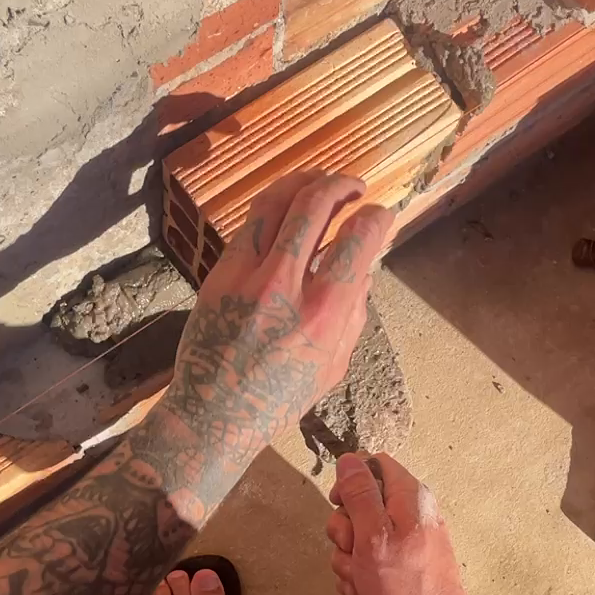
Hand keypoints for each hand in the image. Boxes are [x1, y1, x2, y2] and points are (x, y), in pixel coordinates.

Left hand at [151, 173, 392, 477]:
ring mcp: (247, 275)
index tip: (380, 214)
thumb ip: (354, 316)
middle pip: (316, 204)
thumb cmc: (279, 398)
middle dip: (342, 184)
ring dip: (304, 181)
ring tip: (321, 182)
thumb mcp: (333, 367)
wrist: (214, 412)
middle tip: (354, 186)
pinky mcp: (220, 273)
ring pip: (276, 202)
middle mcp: (286, 287)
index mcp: (324, 315)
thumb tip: (364, 273)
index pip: (359, 239)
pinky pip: (251, 223)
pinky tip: (287, 206)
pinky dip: (274, 205)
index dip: (377, 216)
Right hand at [325, 452, 478, 594]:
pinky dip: (358, 575)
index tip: (339, 502)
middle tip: (352, 550)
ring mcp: (404, 540)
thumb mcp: (373, 534)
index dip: (350, 479)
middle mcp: (408, 512)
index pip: (372, 464)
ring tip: (360, 579)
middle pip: (359, 502)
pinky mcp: (398, 565)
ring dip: (348, 558)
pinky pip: (366, 559)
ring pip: (357, 535)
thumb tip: (348, 459)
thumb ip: (360, 494)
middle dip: (344, 529)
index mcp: (409, 496)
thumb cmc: (403, 582)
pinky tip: (362, 591)